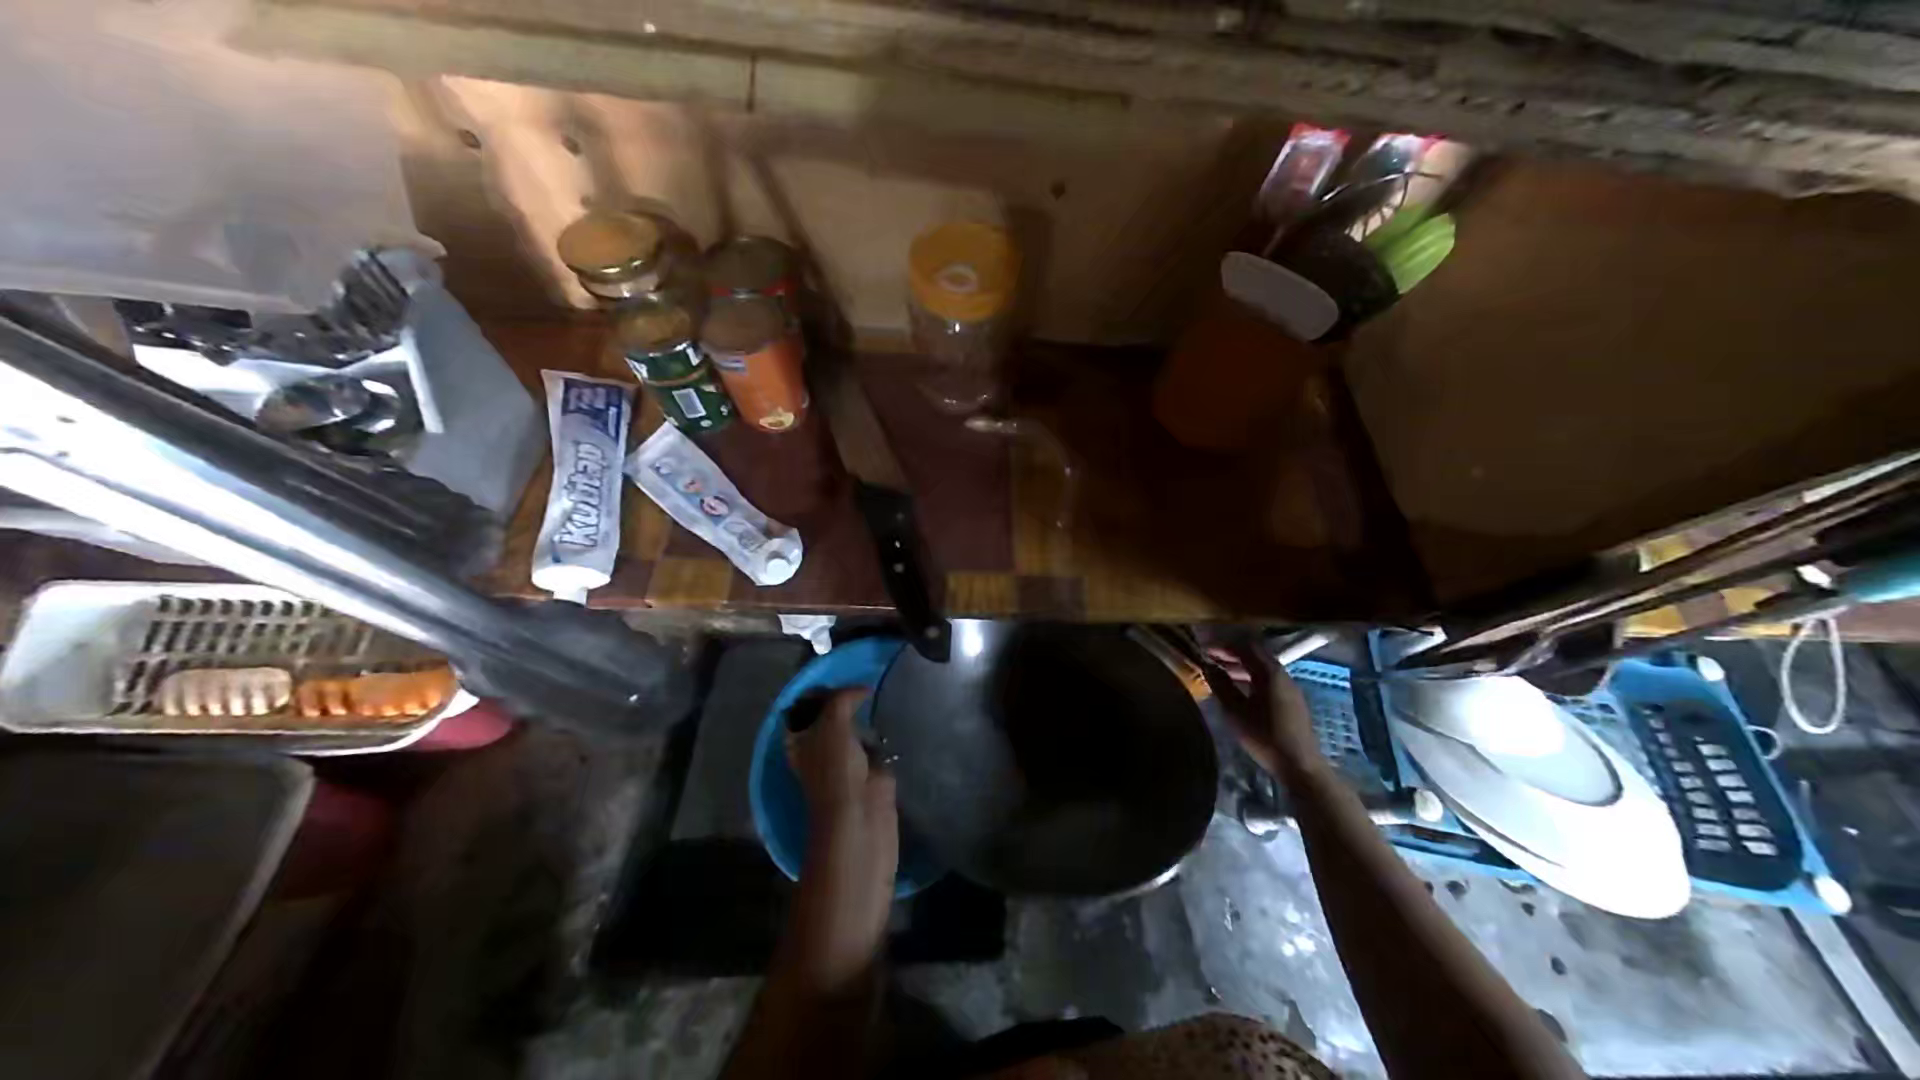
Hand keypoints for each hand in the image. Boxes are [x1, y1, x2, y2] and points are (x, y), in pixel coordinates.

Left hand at [786, 688, 896, 826]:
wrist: (861, 816)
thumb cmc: (837, 769)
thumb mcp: (833, 724)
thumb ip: (843, 699)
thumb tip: (862, 690)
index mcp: (799, 739)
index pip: (804, 706)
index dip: (819, 692)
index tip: (839, 678)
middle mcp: (818, 748)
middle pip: (830, 716)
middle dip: (845, 702)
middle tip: (861, 687)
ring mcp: (845, 760)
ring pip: (853, 730)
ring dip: (864, 719)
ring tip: (877, 699)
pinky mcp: (869, 771)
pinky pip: (874, 746)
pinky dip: (880, 737)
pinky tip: (888, 725)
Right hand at [1204, 639, 1325, 781]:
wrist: (1299, 764)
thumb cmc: (1264, 736)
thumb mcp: (1235, 711)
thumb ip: (1221, 685)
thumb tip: (1208, 666)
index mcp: (1269, 673)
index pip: (1245, 647)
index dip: (1223, 645)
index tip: (1204, 648)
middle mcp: (1282, 674)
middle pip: (1255, 655)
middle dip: (1231, 654)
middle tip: (1210, 658)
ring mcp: (1289, 687)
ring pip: (1262, 668)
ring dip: (1240, 666)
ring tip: (1219, 672)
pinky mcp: (1291, 700)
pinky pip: (1268, 679)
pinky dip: (1250, 677)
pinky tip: (1239, 689)